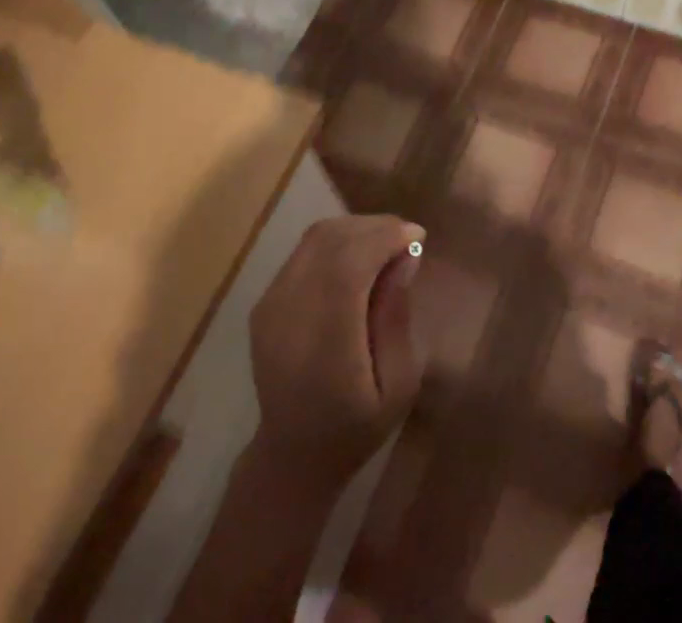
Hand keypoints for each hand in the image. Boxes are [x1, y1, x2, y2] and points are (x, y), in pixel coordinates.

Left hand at [246, 215, 426, 491]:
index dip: (383, 238)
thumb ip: (395, 320)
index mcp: (325, 344)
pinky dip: (335, 244)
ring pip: (312, 241)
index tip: (418, 236)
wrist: (293, 454)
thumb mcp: (398, 386)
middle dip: (373, 227)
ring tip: (388, 244)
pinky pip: (302, 255)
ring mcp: (269, 307)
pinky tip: (360, 260)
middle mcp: (288, 315)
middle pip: (327, 242)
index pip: (347, 265)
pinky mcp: (263, 304)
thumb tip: (404, 258)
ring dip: (354, 230)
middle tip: (408, 238)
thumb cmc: (357, 428)